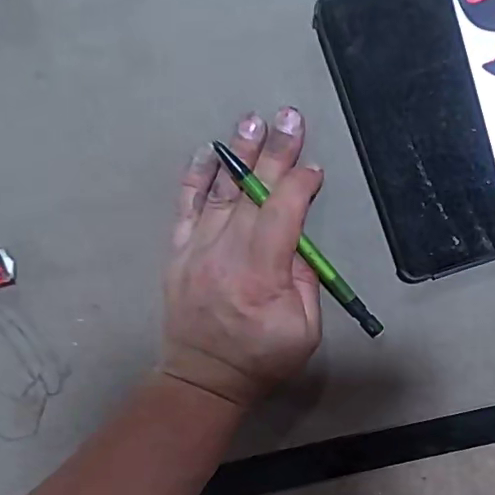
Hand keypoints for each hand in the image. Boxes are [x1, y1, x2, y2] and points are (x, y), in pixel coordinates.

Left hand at [159, 108, 325, 407]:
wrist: (202, 378)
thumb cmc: (260, 359)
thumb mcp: (304, 330)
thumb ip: (305, 281)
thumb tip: (297, 240)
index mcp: (260, 276)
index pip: (283, 214)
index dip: (300, 185)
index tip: (314, 170)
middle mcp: (225, 254)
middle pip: (254, 193)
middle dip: (275, 152)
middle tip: (288, 117)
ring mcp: (197, 250)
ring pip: (220, 192)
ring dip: (238, 154)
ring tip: (251, 122)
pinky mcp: (179, 252)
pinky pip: (186, 207)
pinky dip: (196, 178)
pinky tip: (207, 153)